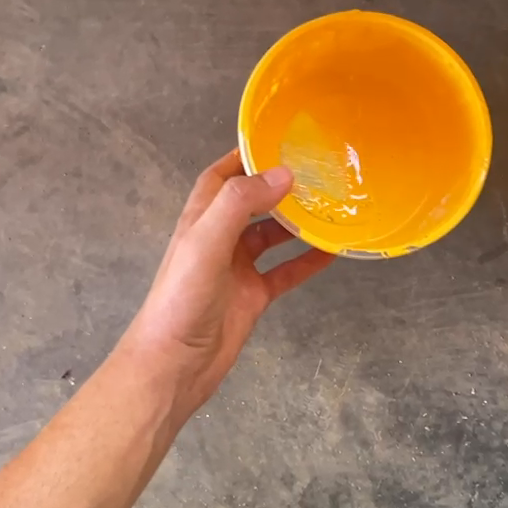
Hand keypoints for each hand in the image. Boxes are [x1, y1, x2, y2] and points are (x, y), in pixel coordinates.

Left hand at [116, 150, 334, 412]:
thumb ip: (241, 204)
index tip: (279, 141)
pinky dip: (307, 261)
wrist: (174, 365)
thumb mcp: (207, 242)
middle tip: (319, 173)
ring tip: (332, 207)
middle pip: (253, 203)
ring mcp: (238, 269)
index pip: (222, 177)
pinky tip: (332, 252)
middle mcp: (220, 239)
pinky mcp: (254, 295)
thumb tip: (285, 174)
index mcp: (201, 220)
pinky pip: (286, 271)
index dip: (244, 157)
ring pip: (273, 236)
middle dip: (280, 187)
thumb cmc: (183, 298)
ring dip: (298, 223)